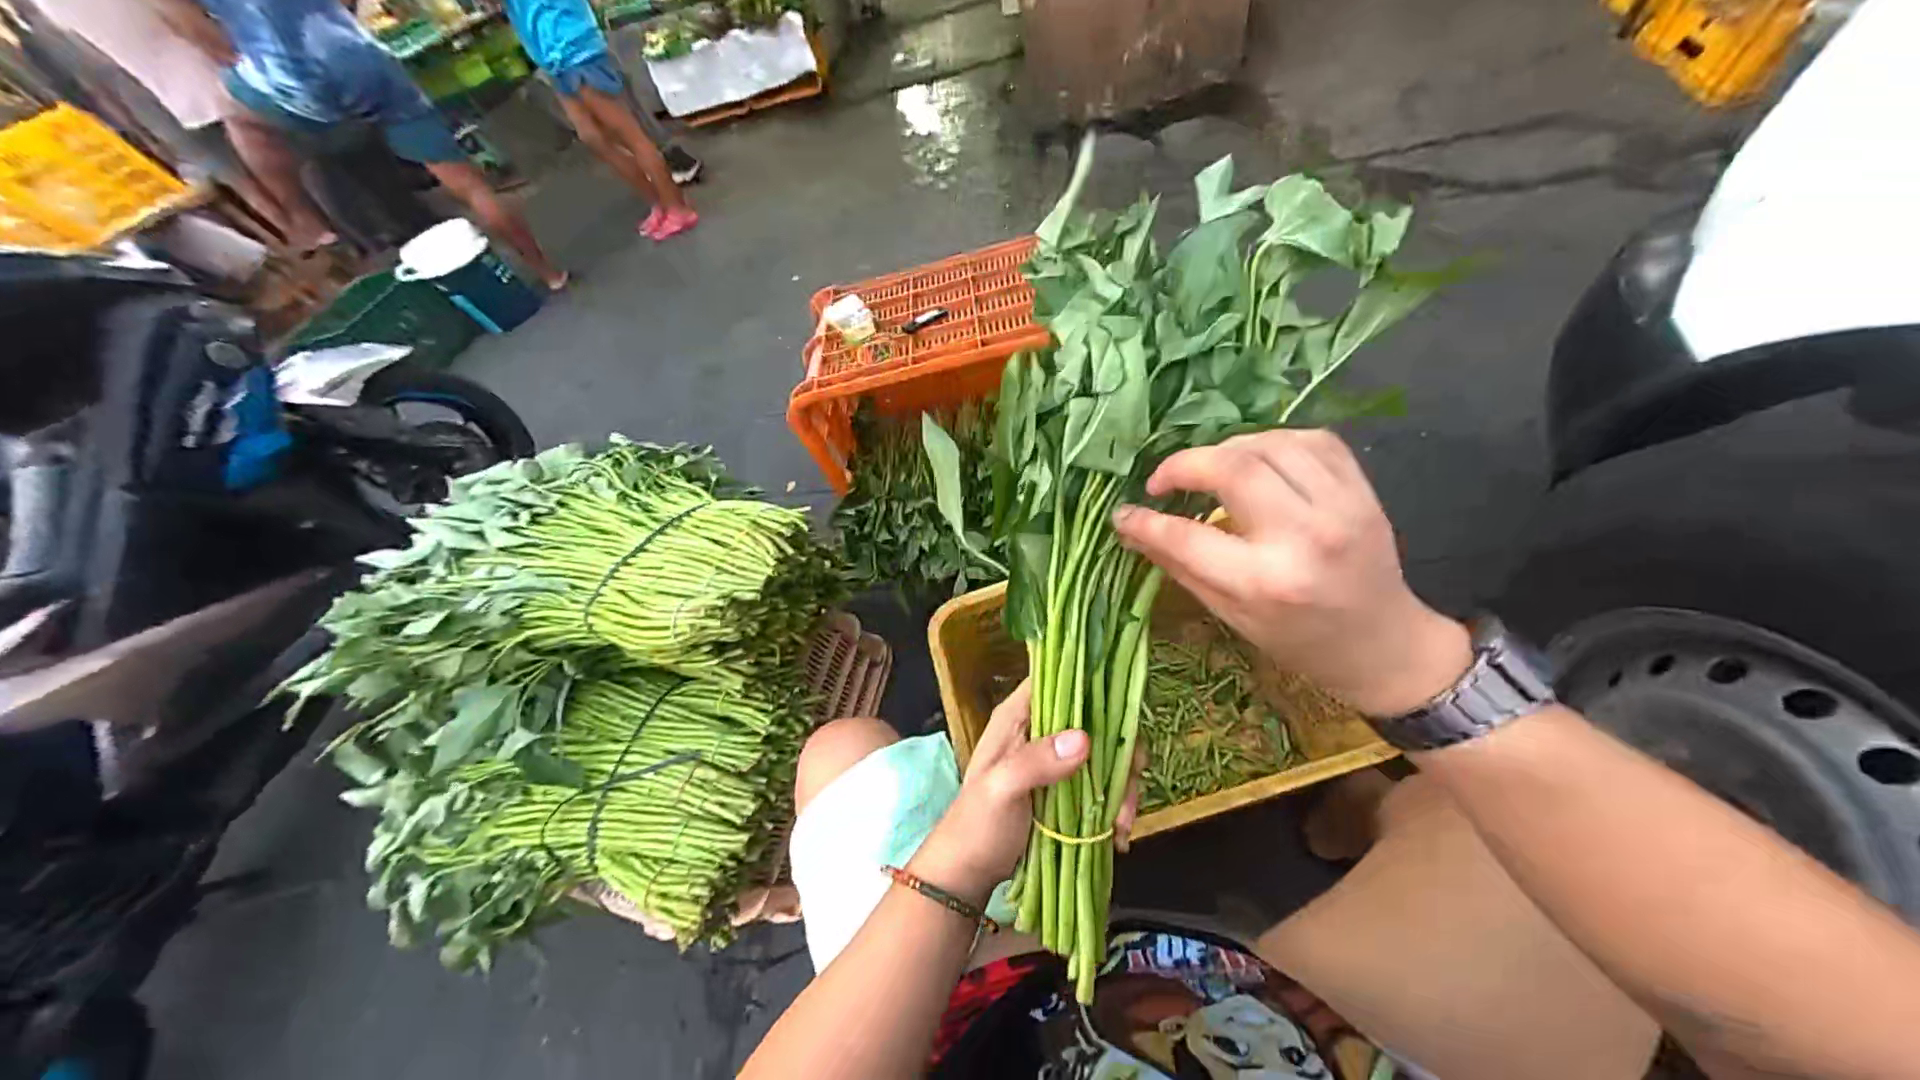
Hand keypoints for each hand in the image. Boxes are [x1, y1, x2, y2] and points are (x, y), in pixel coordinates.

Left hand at [910, 681, 1142, 904]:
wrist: (969, 872)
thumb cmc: (975, 825)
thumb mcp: (1000, 790)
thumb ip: (1036, 762)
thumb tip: (1084, 738)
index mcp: (1019, 715)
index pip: (1059, 678)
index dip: (1093, 683)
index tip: (1122, 710)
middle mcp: (1042, 729)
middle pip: (1096, 718)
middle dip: (1120, 750)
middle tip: (1130, 784)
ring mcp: (1057, 759)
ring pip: (1106, 753)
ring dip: (1122, 785)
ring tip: (1121, 824)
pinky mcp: (1069, 788)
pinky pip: (1104, 784)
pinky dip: (1116, 805)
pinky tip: (1117, 833)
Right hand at [1111, 429, 1472, 716]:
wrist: (1383, 643)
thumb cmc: (1297, 639)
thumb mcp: (1229, 614)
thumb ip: (1178, 565)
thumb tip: (1129, 528)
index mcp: (1265, 583)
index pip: (1187, 536)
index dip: (1145, 520)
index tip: (1124, 512)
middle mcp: (1304, 538)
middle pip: (1233, 468)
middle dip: (1184, 465)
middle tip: (1163, 482)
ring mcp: (1341, 508)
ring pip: (1269, 444)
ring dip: (1225, 449)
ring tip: (1208, 470)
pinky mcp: (1362, 490)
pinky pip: (1311, 440)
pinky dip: (1272, 441)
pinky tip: (1255, 460)